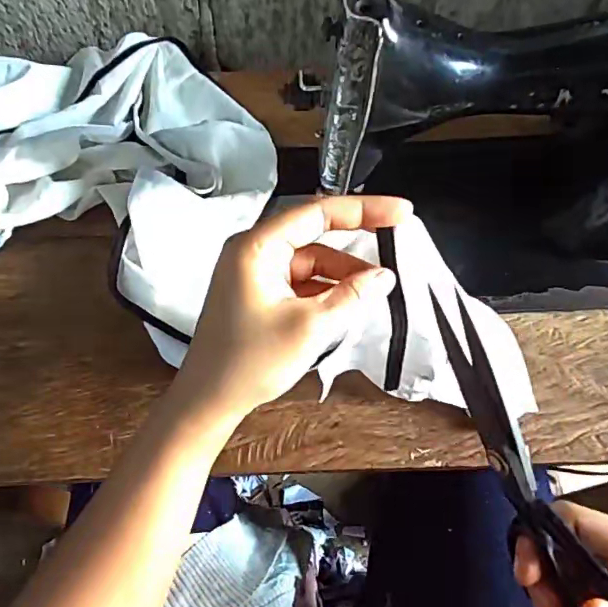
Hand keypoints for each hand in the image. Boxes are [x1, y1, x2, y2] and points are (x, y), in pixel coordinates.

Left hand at [175, 195, 412, 417]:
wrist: (209, 397)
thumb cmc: (244, 363)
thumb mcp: (310, 326)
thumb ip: (352, 295)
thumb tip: (381, 276)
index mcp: (255, 248)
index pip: (317, 212)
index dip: (364, 209)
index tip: (398, 211)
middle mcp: (250, 252)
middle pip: (313, 234)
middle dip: (354, 245)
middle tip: (393, 247)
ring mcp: (251, 272)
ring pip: (308, 259)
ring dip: (340, 272)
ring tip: (371, 290)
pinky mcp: (256, 292)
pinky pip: (298, 279)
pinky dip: (323, 288)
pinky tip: (346, 301)